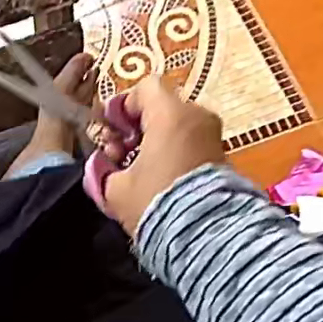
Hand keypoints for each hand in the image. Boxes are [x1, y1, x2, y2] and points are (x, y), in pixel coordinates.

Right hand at [99, 77, 226, 235]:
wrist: (202, 234)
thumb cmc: (154, 203)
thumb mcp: (117, 191)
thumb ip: (103, 172)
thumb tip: (101, 166)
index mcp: (170, 114)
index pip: (145, 88)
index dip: (123, 107)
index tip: (112, 134)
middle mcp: (197, 116)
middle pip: (162, 110)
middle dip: (139, 130)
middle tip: (121, 159)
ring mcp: (213, 136)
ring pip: (178, 129)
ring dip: (157, 146)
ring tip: (141, 176)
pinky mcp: (222, 158)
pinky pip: (192, 146)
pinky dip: (175, 157)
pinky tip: (161, 183)